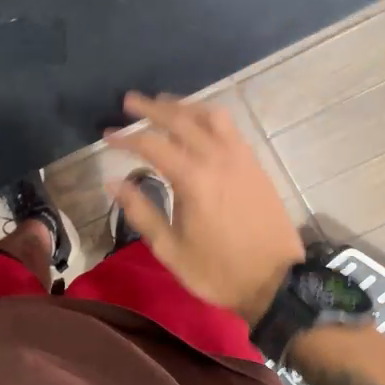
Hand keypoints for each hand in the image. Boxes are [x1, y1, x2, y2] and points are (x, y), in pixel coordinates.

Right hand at [106, 92, 301, 320]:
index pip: (150, 144)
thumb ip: (140, 212)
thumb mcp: (170, 249)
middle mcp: (216, 159)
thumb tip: (113, 183)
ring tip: (164, 104)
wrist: (277, 283)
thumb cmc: (218, 270)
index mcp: (192, 179)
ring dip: (183, 106)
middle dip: (151, 108)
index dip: (125, 137)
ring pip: (210, 115)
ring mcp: (240, 158)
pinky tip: (197, 124)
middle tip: (129, 101)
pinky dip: (208, 117)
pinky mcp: (255, 164)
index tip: (107, 136)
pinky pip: (230, 128)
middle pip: (180, 119)